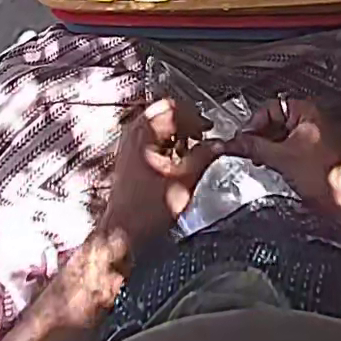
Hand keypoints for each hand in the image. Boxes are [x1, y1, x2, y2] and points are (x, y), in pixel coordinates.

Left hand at [99, 98, 220, 245]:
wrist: (123, 231)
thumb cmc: (146, 210)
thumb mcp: (184, 182)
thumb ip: (203, 157)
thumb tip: (217, 145)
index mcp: (145, 132)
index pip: (173, 108)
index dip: (195, 116)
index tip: (208, 127)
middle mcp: (134, 132)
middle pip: (163, 110)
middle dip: (186, 119)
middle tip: (202, 132)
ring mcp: (129, 141)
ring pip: (156, 120)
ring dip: (176, 128)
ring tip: (191, 144)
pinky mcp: (129, 153)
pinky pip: (150, 133)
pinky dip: (166, 138)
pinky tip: (176, 154)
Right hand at [222, 98, 340, 217]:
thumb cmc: (329, 178)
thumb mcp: (281, 159)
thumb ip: (254, 146)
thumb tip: (235, 141)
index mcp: (306, 111)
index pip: (269, 108)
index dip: (253, 123)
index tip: (243, 138)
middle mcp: (313, 120)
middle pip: (275, 121)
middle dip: (260, 136)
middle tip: (248, 149)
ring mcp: (316, 137)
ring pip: (282, 136)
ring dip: (269, 147)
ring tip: (260, 160)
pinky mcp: (317, 154)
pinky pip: (291, 147)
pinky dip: (280, 155)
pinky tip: (275, 167)